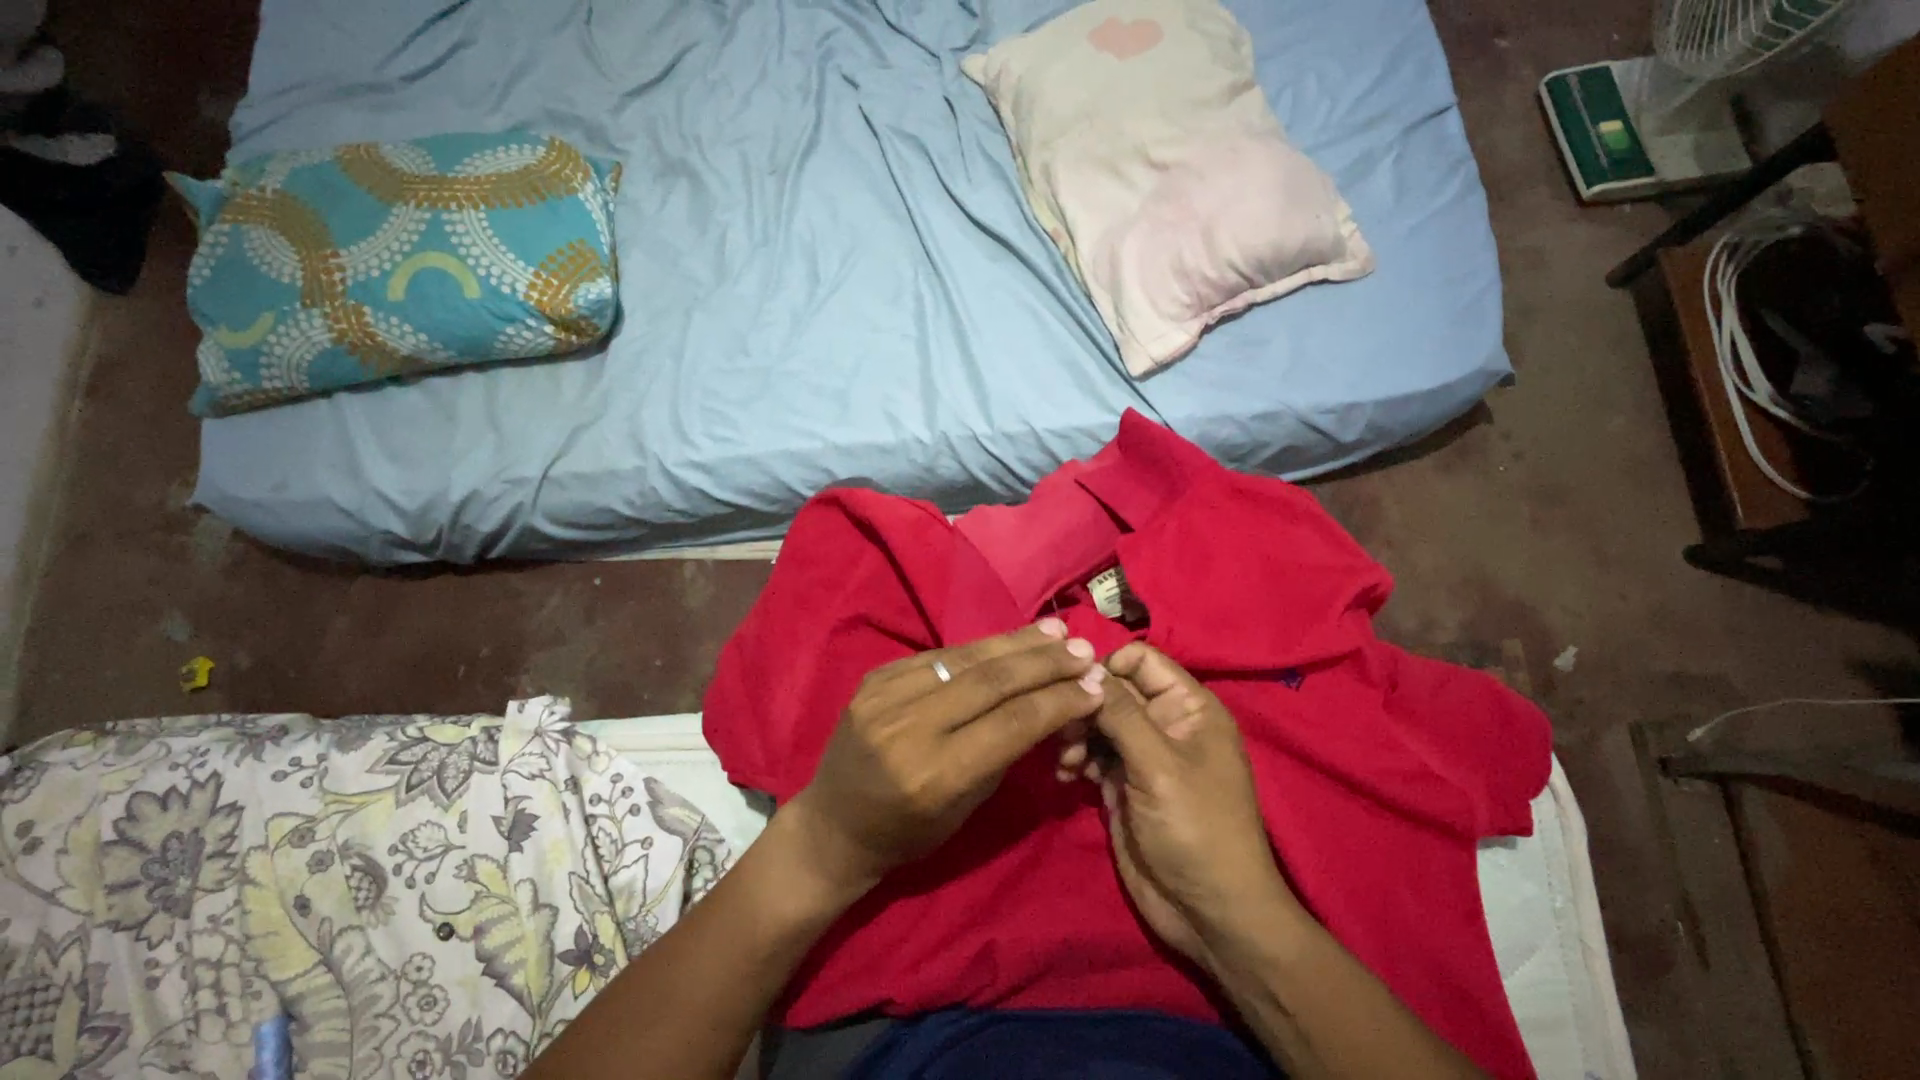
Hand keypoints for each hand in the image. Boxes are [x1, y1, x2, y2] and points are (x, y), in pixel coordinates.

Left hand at [783, 620, 1107, 895]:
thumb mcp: (967, 808)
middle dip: (1044, 663)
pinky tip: (1008, 641)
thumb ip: (1005, 753)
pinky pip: (937, 656)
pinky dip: (977, 649)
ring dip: (1015, 644)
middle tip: (1084, 649)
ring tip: (1054, 632)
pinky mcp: (873, 679)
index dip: (1060, 700)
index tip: (1096, 684)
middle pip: (991, 682)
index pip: (1012, 723)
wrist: (834, 826)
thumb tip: (1051, 702)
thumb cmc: (908, 833)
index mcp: (936, 775)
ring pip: (964, 658)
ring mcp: (885, 698)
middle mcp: (909, 730)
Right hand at [1070, 643, 1299, 970]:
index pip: (1142, 659)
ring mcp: (1141, 756)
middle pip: (1112, 690)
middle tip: (1062, 731)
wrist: (1208, 910)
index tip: (1073, 685)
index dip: (1106, 665)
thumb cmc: (1196, 828)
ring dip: (1074, 735)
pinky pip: (1091, 756)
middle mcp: (1165, 724)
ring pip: (1096, 723)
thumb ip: (1121, 713)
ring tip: (1066, 762)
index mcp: (1189, 708)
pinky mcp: (1122, 786)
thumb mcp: (1160, 765)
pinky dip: (1074, 760)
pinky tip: (1066, 777)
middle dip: (1083, 704)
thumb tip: (1085, 667)